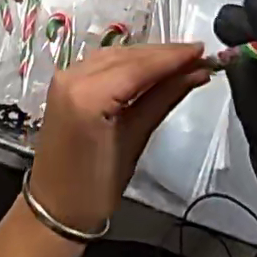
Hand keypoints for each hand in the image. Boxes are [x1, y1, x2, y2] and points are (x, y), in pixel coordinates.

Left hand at [29, 44, 209, 234]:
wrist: (54, 206)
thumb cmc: (94, 187)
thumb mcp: (134, 141)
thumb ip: (163, 99)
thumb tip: (196, 73)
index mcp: (87, 96)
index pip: (138, 67)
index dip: (172, 57)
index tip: (202, 50)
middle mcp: (73, 76)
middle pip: (126, 56)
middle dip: (163, 54)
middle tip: (198, 54)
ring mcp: (66, 76)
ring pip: (115, 54)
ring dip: (148, 56)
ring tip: (182, 59)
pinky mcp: (66, 80)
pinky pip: (102, 62)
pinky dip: (129, 62)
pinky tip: (152, 66)